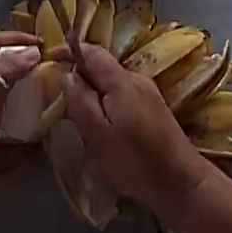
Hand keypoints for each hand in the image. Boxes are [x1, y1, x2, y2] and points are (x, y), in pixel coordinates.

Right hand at [57, 42, 210, 214]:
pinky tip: (100, 120)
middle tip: (57, 91)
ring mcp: (149, 93)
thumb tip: (68, 74)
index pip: (93, 52)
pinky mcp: (154, 108)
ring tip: (75, 109)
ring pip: (113, 82)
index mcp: (122, 82)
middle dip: (79, 73)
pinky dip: (106, 100)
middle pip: (103, 66)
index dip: (70, 50)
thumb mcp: (98, 134)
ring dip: (93, 89)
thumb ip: (80, 101)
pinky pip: (123, 94)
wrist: (181, 182)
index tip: (50, 57)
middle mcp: (138, 80)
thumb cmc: (135, 161)